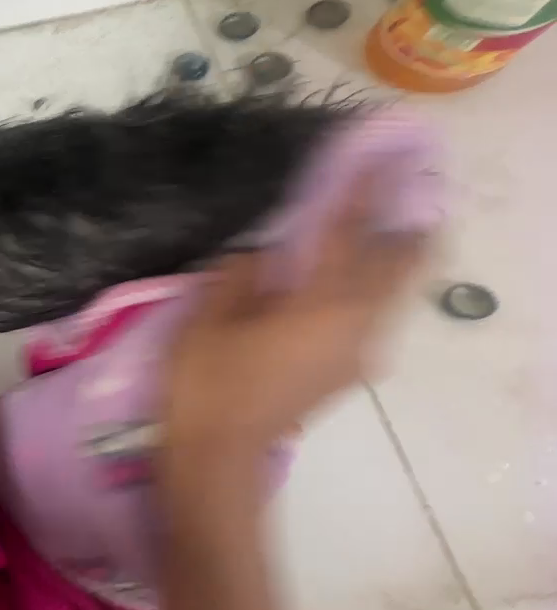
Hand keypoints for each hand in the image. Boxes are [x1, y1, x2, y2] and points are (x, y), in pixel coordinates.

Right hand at [161, 185, 428, 467]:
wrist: (218, 454)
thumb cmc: (204, 383)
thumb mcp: (204, 322)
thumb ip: (236, 279)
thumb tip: (259, 257)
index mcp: (323, 304)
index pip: (351, 235)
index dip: (365, 191)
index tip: (381, 155)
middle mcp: (359, 323)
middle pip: (403, 263)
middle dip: (405, 224)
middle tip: (392, 191)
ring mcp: (359, 350)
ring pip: (391, 290)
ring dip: (385, 257)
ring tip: (360, 234)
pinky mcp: (345, 370)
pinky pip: (367, 314)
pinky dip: (362, 287)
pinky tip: (326, 287)